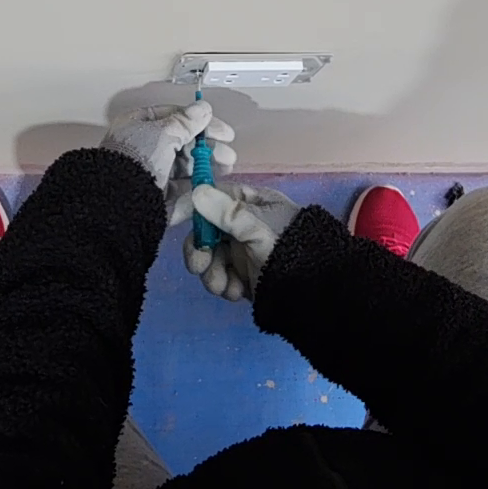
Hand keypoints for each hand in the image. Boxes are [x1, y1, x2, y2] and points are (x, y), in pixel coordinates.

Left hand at [101, 100, 236, 189]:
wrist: (120, 202)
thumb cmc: (138, 159)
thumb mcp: (163, 134)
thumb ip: (186, 122)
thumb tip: (203, 108)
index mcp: (138, 125)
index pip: (175, 118)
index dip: (201, 123)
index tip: (224, 133)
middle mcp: (143, 147)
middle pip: (182, 143)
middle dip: (207, 147)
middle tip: (228, 155)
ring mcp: (150, 173)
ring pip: (184, 166)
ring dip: (206, 165)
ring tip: (226, 168)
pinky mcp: (157, 197)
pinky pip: (181, 188)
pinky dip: (198, 185)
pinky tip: (214, 184)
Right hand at [170, 183, 299, 301]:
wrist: (314, 296)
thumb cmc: (289, 252)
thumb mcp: (259, 229)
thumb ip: (227, 213)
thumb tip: (197, 192)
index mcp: (252, 204)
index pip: (215, 196)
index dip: (193, 206)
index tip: (174, 218)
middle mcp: (244, 225)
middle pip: (205, 232)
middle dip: (199, 252)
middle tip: (199, 266)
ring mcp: (243, 251)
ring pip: (209, 258)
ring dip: (212, 274)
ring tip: (227, 287)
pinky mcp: (243, 276)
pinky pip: (220, 277)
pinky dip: (225, 286)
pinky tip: (238, 293)